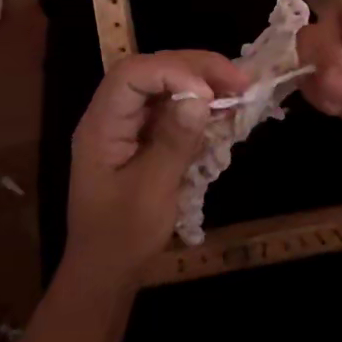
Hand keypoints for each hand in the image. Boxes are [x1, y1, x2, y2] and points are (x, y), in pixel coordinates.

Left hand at [66, 51, 247, 283]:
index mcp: (101, 125)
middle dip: (196, 69)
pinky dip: (199, 106)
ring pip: (164, 85)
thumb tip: (201, 97)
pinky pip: (171, 109)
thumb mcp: (152, 191)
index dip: (173, 72)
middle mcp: (112, 116)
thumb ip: (174, 141)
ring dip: (202, 83)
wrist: (105, 272)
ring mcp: (128, 126)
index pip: (132, 75)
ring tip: (238, 90)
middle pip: (151, 71)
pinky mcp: (144, 138)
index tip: (211, 93)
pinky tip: (223, 112)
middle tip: (239, 80)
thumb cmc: (122, 236)